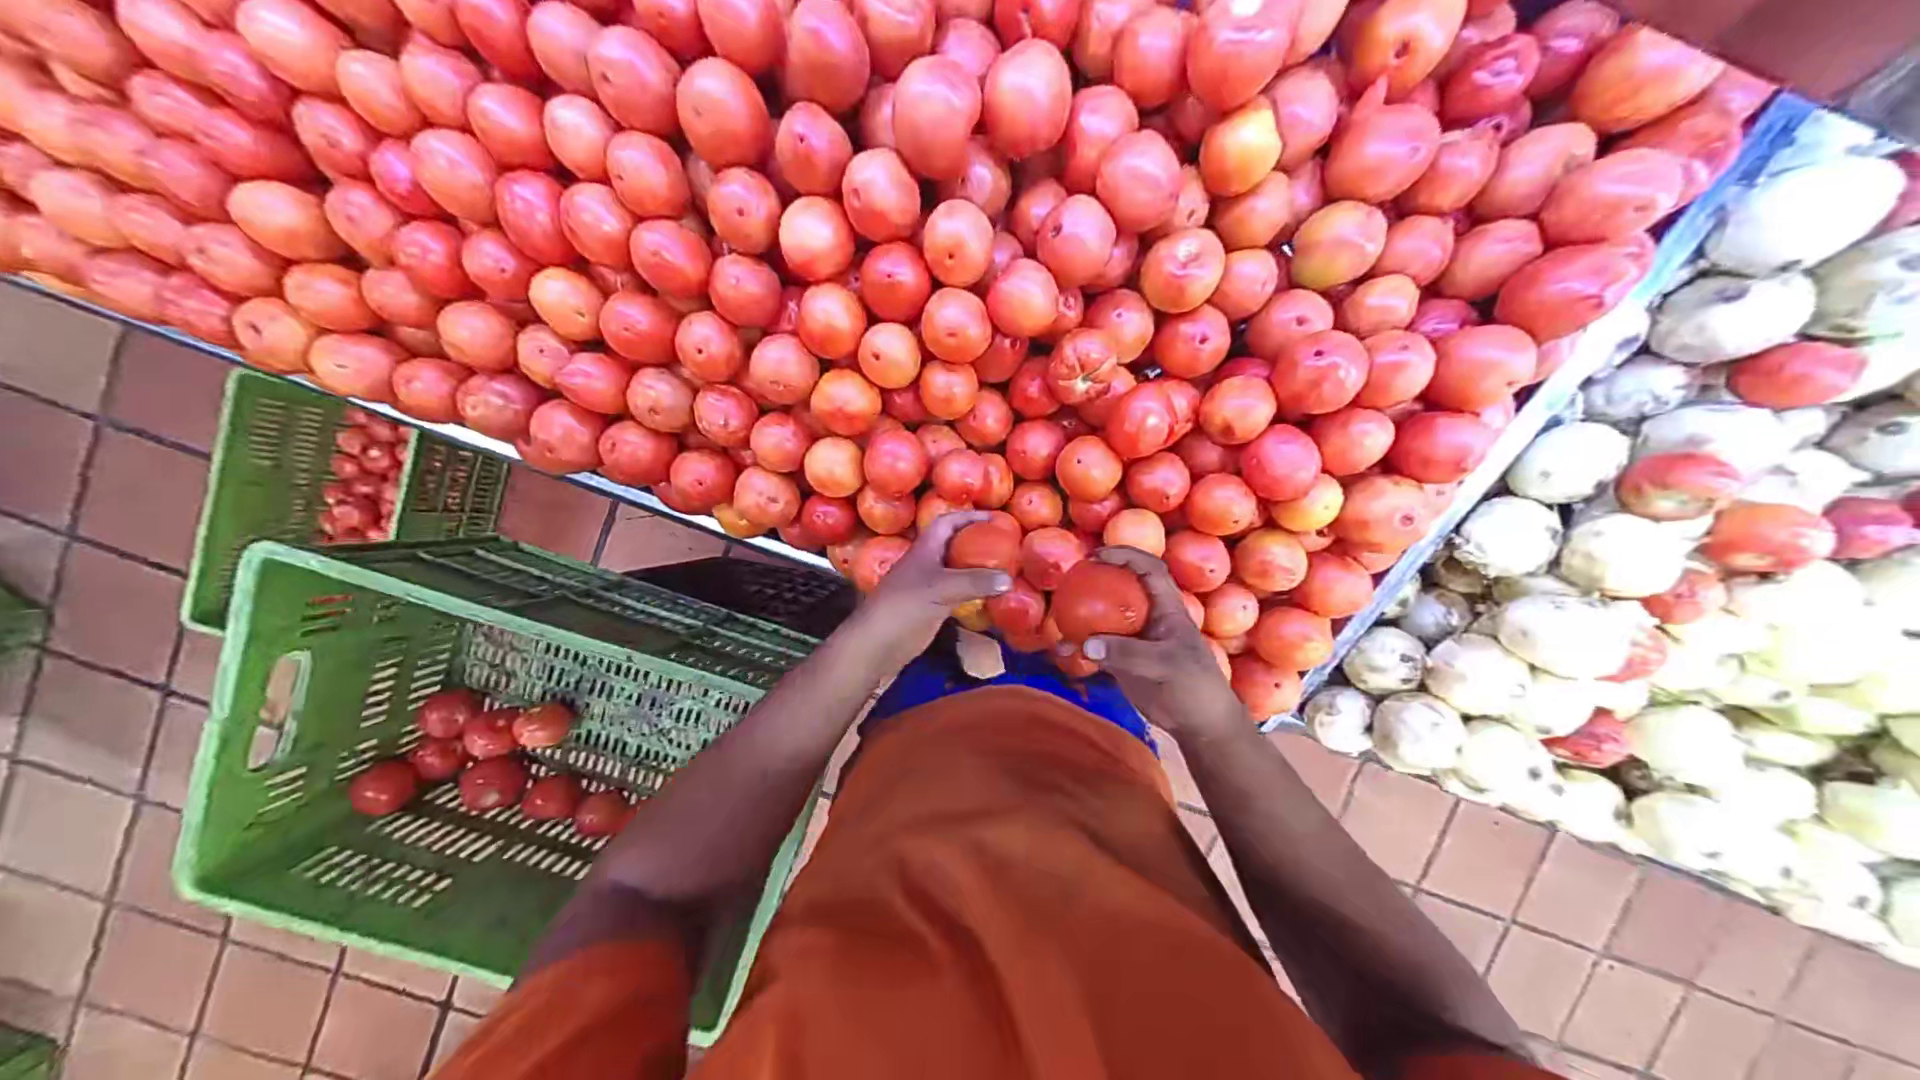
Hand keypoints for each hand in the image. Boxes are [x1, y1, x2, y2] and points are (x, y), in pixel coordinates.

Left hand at [857, 511, 1012, 666]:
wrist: (874, 647)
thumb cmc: (902, 608)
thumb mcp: (940, 589)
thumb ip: (974, 582)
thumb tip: (1008, 578)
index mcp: (924, 550)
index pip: (948, 522)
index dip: (970, 516)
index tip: (996, 517)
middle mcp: (925, 565)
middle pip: (953, 545)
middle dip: (977, 541)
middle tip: (1004, 544)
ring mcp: (925, 587)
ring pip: (955, 570)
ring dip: (976, 568)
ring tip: (1002, 569)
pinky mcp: (928, 609)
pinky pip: (955, 594)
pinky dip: (972, 592)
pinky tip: (988, 598)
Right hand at [1076, 546, 1248, 741]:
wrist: (1198, 722)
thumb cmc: (1193, 685)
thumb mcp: (1164, 665)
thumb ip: (1126, 653)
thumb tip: (1087, 644)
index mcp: (1167, 608)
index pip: (1149, 569)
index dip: (1125, 555)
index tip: (1097, 556)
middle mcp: (1149, 616)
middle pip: (1123, 586)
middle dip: (1099, 576)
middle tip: (1073, 576)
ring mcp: (1136, 637)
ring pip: (1106, 615)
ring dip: (1084, 611)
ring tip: (1061, 609)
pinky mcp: (1124, 659)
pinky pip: (1097, 646)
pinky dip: (1080, 645)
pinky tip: (1063, 650)